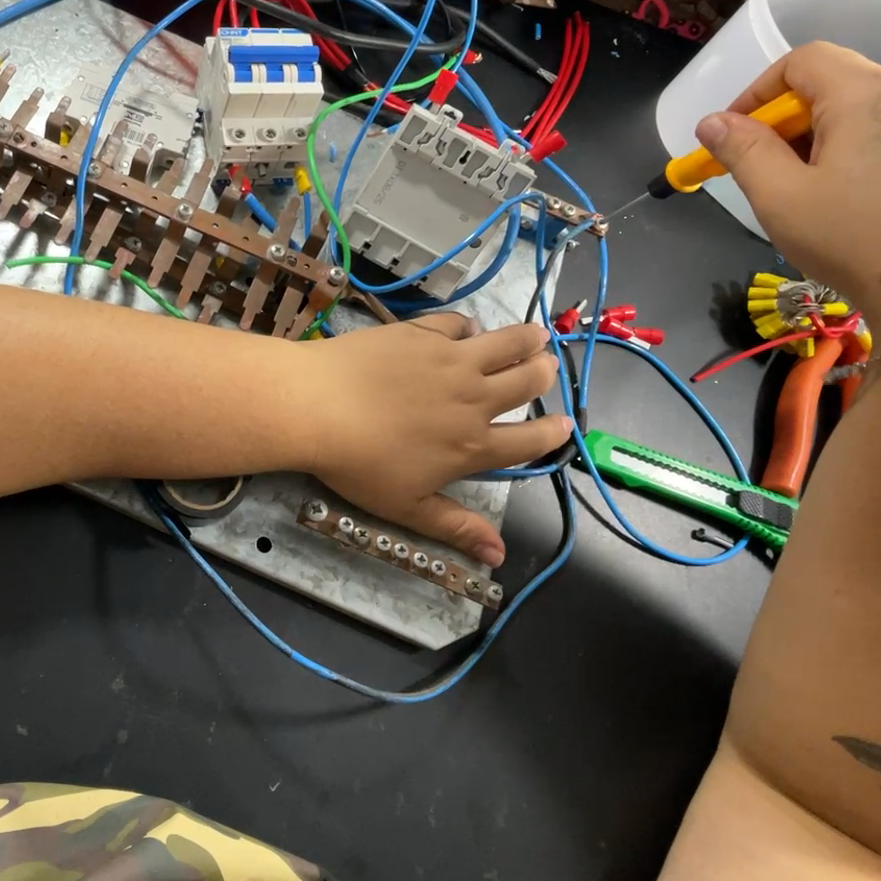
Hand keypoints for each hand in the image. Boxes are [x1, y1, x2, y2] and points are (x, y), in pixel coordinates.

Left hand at [299, 314, 569, 566]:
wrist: (316, 406)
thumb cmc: (359, 465)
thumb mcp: (406, 508)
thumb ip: (455, 527)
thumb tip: (499, 556)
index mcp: (473, 445)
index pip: (530, 441)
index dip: (553, 434)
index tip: (563, 425)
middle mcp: (473, 398)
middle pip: (527, 380)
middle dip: (544, 374)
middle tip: (545, 368)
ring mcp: (449, 359)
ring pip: (505, 342)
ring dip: (526, 339)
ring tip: (536, 335)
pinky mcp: (421, 332)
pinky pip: (457, 324)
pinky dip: (469, 327)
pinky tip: (467, 330)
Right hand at [695, 42, 880, 349]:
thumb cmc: (858, 241)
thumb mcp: (780, 199)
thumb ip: (744, 152)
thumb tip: (713, 122)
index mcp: (871, 96)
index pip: (806, 60)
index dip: (759, 91)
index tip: (737, 134)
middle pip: (847, 89)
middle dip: (800, 125)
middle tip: (777, 177)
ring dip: (848, 143)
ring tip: (836, 199)